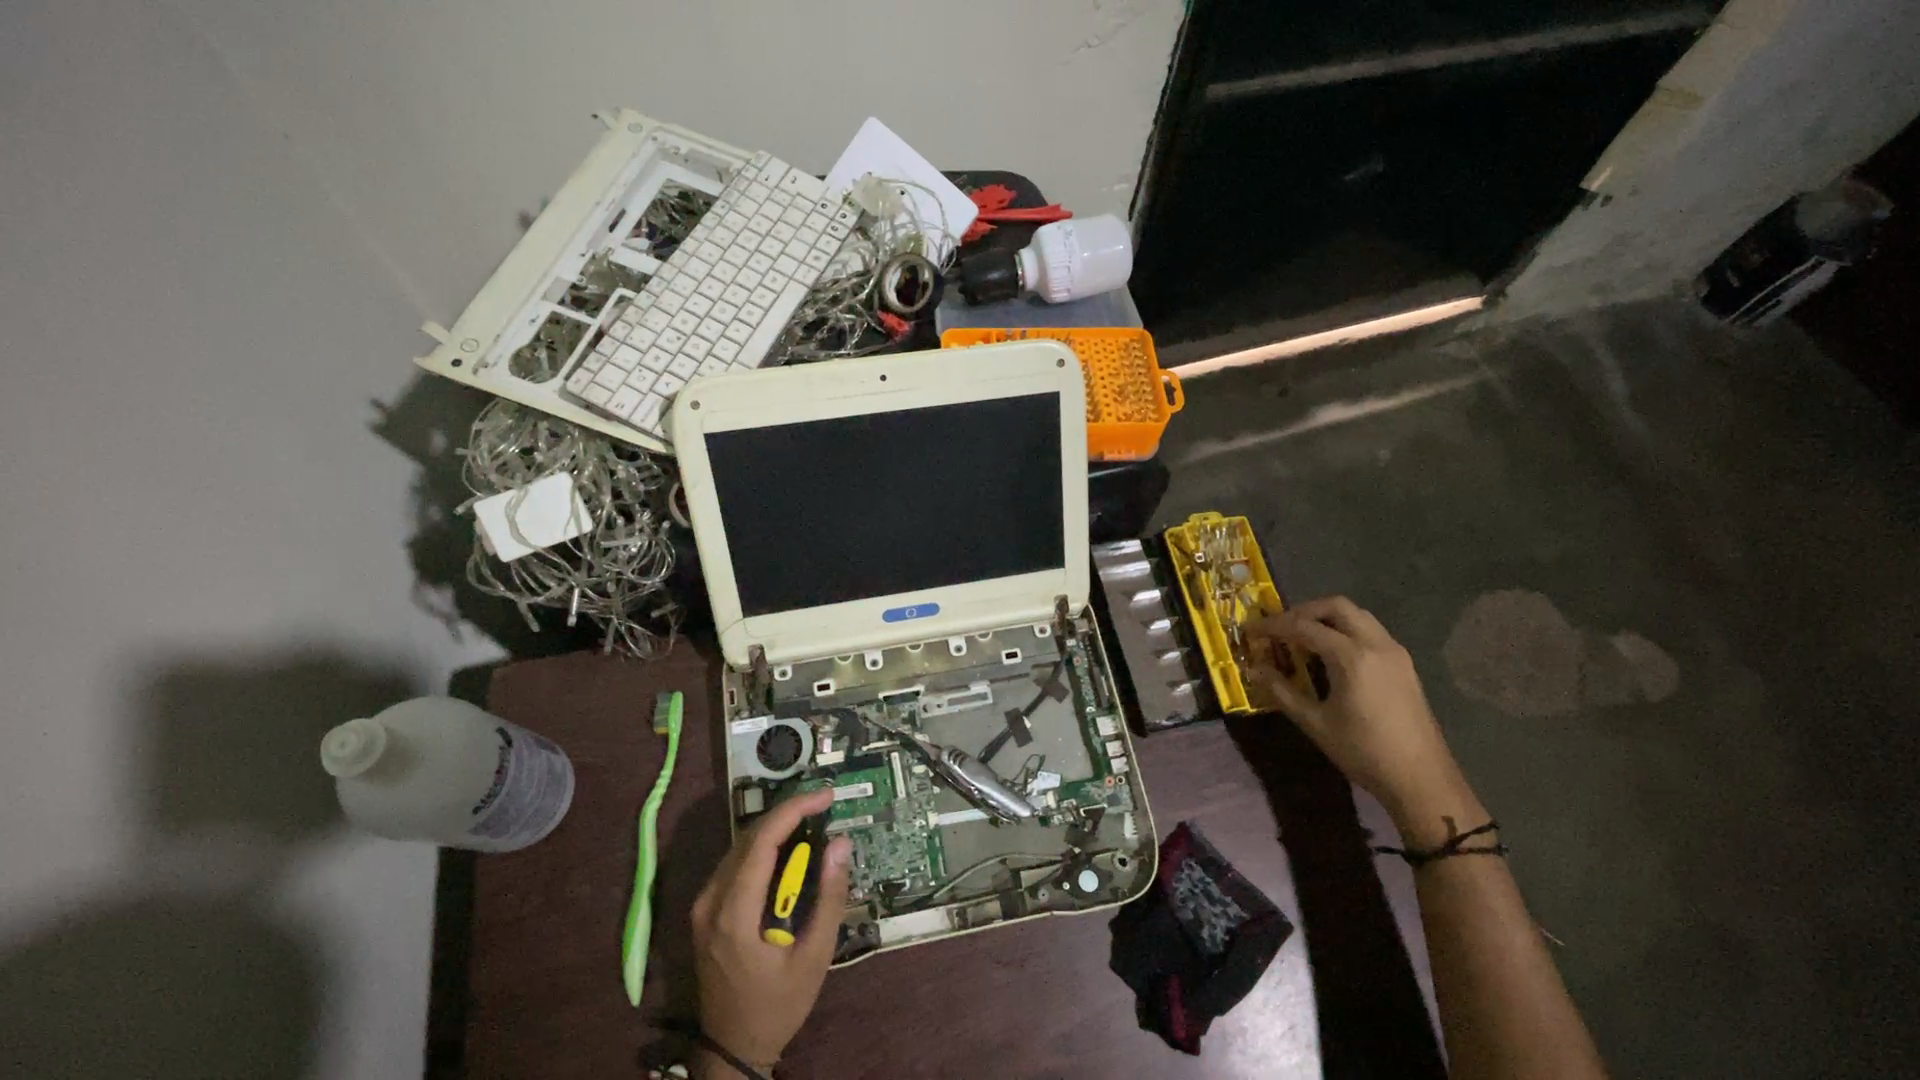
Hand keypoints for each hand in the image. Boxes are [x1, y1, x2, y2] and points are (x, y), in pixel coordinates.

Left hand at [690, 789, 851, 1072]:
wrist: (732, 1045)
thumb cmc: (777, 1005)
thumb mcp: (814, 957)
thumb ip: (829, 898)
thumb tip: (840, 844)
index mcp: (733, 912)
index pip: (761, 841)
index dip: (794, 809)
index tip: (826, 796)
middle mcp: (710, 900)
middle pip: (748, 838)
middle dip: (788, 814)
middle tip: (825, 806)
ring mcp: (702, 905)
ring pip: (739, 848)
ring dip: (775, 830)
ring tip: (813, 822)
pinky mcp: (705, 912)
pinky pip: (734, 865)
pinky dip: (763, 850)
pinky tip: (789, 851)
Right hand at [1246, 596, 1481, 843]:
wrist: (1420, 777)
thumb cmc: (1363, 751)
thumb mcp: (1315, 723)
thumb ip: (1282, 691)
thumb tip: (1254, 669)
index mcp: (1352, 657)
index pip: (1305, 627)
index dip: (1274, 626)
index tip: (1251, 630)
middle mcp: (1376, 644)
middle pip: (1336, 607)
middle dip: (1303, 611)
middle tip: (1279, 627)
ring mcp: (1394, 652)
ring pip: (1357, 615)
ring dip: (1327, 618)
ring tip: (1303, 637)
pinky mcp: (1404, 664)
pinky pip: (1370, 631)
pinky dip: (1346, 630)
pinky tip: (1331, 654)